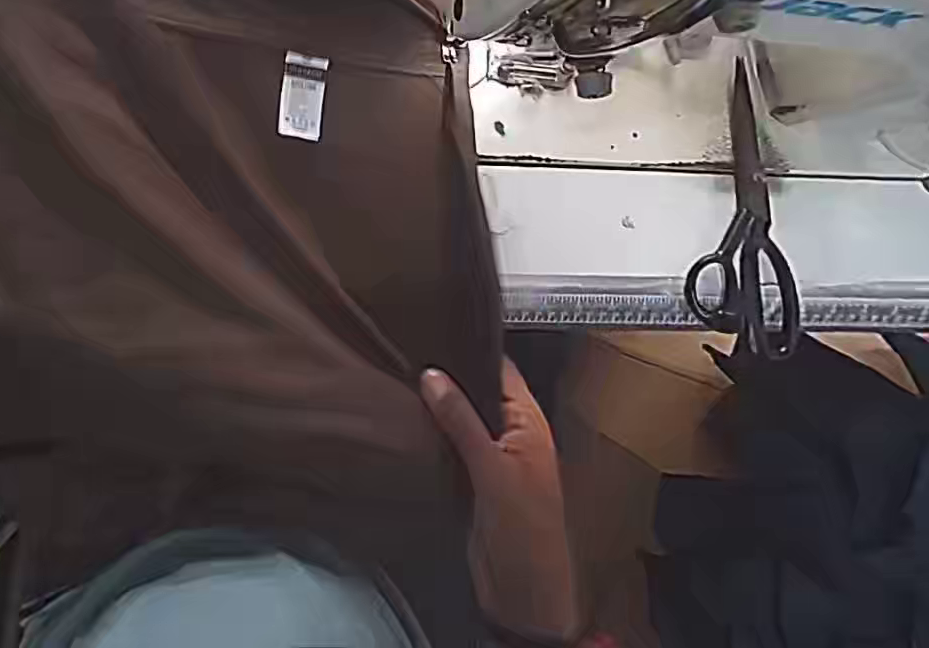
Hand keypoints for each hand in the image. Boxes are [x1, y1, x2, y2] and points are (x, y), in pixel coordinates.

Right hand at [422, 359, 579, 639]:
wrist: (522, 598)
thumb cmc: (525, 532)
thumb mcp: (492, 470)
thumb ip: (461, 420)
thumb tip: (432, 375)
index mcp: (528, 422)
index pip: (499, 369)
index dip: (470, 349)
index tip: (435, 331)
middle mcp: (510, 432)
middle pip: (476, 390)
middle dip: (447, 375)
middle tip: (408, 351)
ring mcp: (489, 454)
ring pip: (460, 415)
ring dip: (437, 403)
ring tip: (400, 375)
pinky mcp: (470, 475)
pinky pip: (449, 441)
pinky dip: (432, 429)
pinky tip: (408, 416)